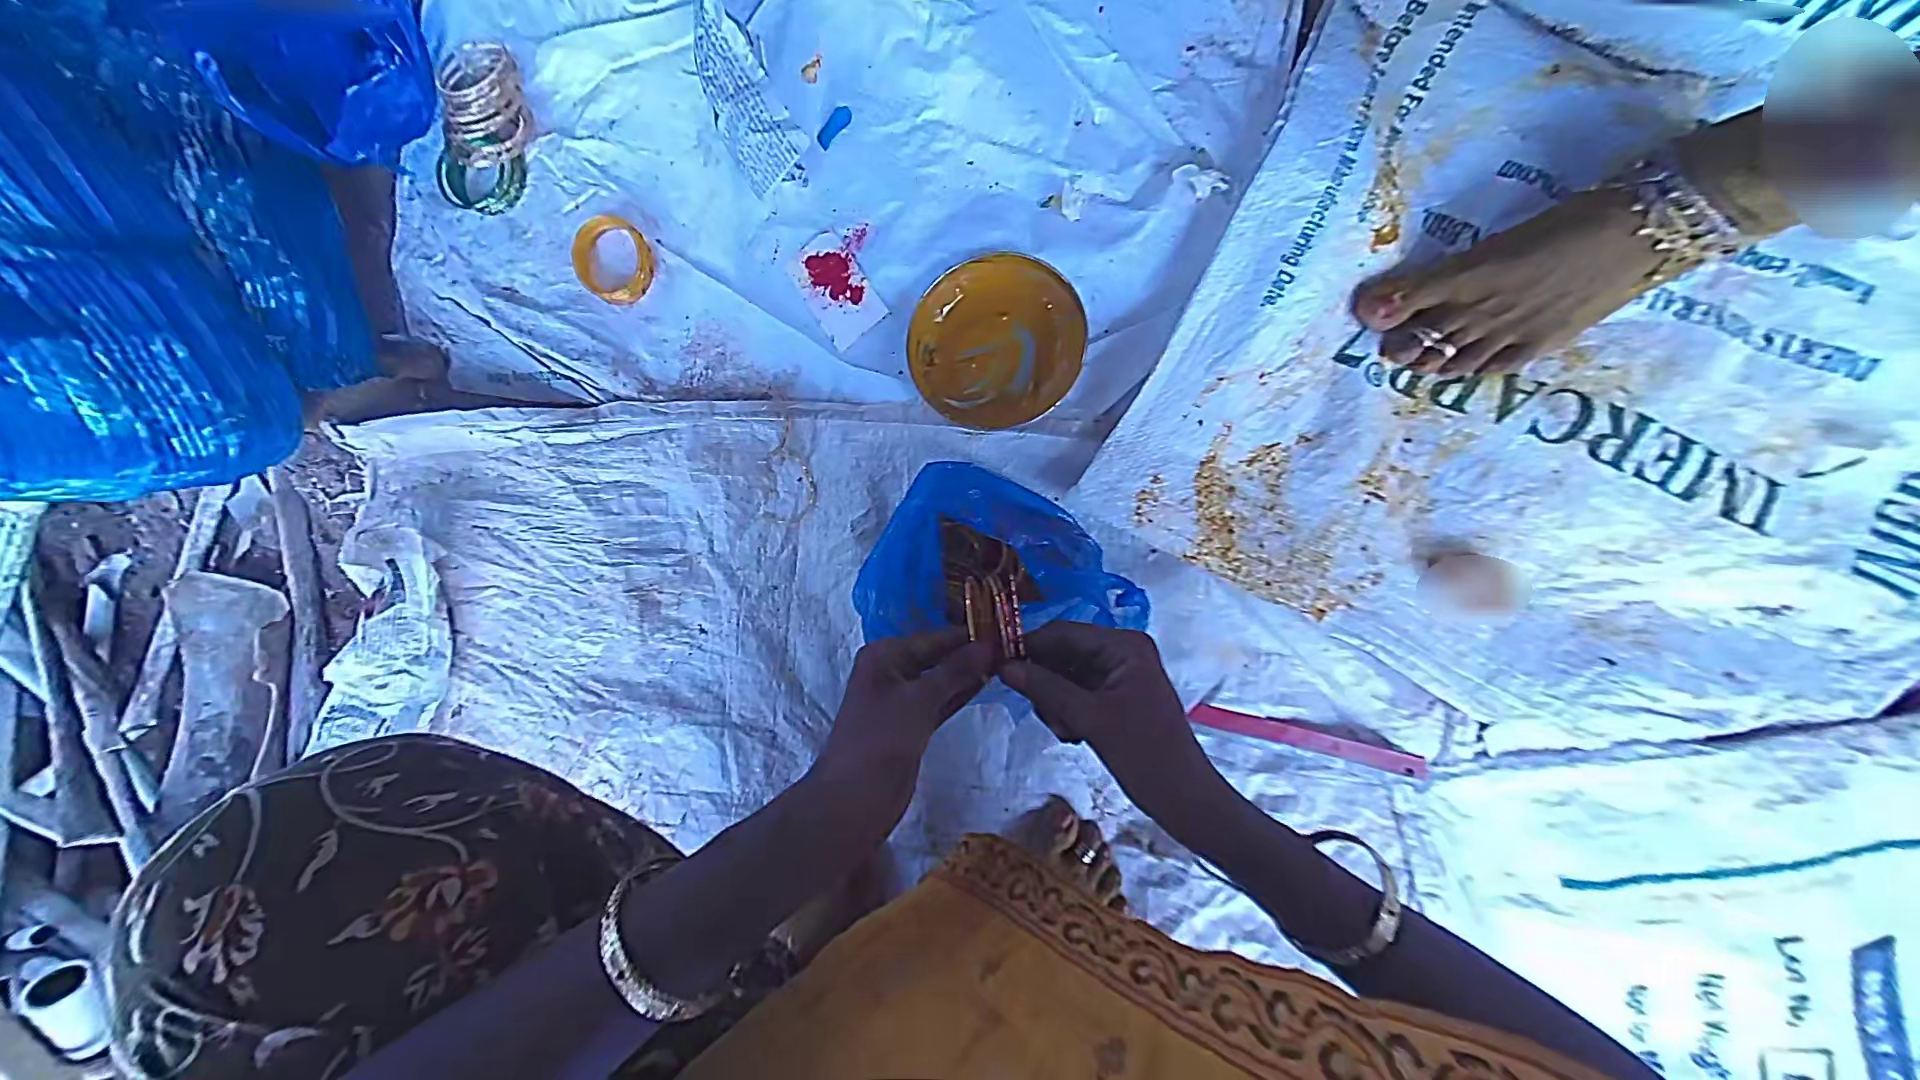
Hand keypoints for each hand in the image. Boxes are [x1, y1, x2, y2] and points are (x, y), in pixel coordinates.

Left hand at [814, 629, 993, 819]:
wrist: (855, 799)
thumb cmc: (880, 740)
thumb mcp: (919, 700)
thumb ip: (955, 671)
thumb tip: (988, 645)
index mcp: (884, 656)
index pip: (933, 637)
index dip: (968, 634)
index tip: (1005, 628)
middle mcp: (892, 671)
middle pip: (938, 656)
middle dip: (970, 652)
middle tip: (1013, 645)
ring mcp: (902, 699)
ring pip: (942, 679)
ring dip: (969, 673)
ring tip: (1007, 661)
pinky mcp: (913, 724)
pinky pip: (942, 700)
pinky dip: (961, 693)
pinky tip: (987, 684)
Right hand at [1002, 623, 1231, 827]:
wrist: (1185, 800)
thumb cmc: (1145, 754)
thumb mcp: (1091, 719)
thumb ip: (1046, 689)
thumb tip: (1004, 667)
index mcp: (1123, 645)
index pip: (1063, 632)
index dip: (1029, 646)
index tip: (995, 665)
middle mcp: (1121, 651)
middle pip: (1062, 654)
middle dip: (1046, 682)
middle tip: (1042, 713)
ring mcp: (1118, 675)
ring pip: (1065, 676)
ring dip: (1055, 702)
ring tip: (1066, 731)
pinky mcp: (1115, 697)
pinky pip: (1076, 693)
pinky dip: (1067, 711)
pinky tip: (1073, 734)